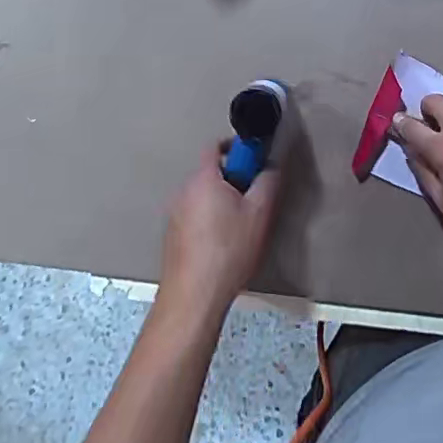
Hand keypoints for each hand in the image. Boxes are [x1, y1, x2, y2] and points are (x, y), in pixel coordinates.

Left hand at [159, 144, 279, 317]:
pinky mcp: (172, 236)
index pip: (216, 146)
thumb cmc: (227, 251)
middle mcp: (184, 191)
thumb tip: (270, 168)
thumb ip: (268, 181)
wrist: (194, 295)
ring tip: (240, 226)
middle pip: (211, 173)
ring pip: (203, 196)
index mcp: (203, 179)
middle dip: (233, 180)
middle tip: (252, 199)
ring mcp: (174, 215)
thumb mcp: (260, 213)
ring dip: (221, 202)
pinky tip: (223, 245)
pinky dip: (209, 221)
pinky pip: (194, 216)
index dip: (238, 148)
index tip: (254, 162)